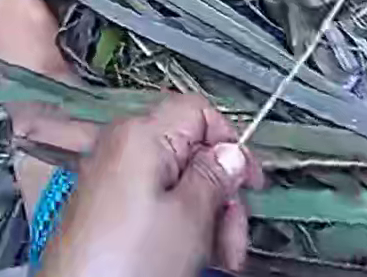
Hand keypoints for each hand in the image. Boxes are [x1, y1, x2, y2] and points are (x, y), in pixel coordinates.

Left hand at [38, 94, 262, 276]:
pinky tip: (194, 254)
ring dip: (208, 214)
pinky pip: (158, 194)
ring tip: (219, 259)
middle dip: (222, 192)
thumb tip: (232, 151)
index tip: (253, 186)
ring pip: (179, 176)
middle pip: (191, 148)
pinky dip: (182, 219)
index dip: (230, 141)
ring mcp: (117, 166)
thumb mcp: (188, 218)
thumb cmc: (135, 254)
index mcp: (142, 132)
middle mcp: (126, 140)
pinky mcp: (113, 194)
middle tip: (232, 243)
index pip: (195, 108)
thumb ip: (213, 178)